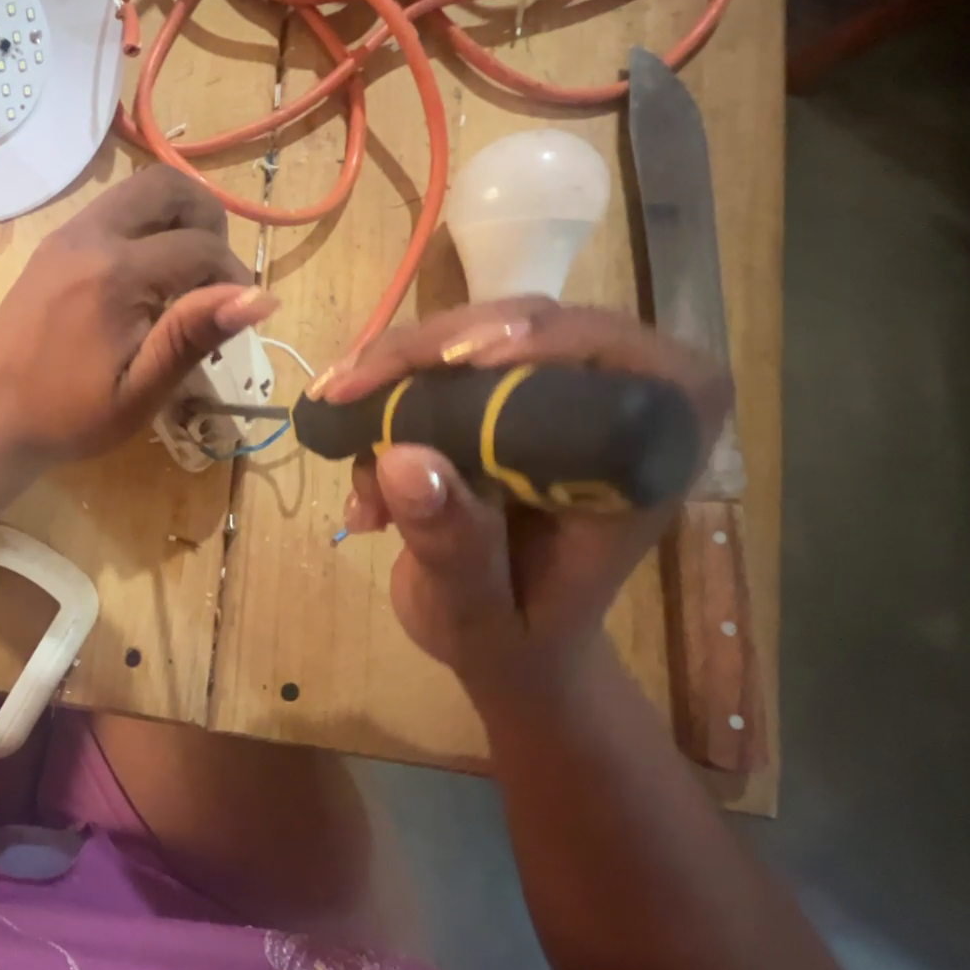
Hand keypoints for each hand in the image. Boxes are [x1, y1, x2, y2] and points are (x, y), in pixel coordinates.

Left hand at [0, 166, 278, 461]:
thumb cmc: (68, 417)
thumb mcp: (139, 391)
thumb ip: (192, 336)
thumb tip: (259, 297)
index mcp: (113, 273)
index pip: (198, 245)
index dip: (231, 276)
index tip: (236, 317)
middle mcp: (87, 237)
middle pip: (167, 187)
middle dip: (206, 219)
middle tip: (212, 274)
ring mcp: (63, 237)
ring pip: (135, 192)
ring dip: (173, 218)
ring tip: (183, 274)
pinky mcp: (49, 248)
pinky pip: (108, 211)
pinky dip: (140, 227)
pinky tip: (143, 279)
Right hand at [311, 298, 731, 692]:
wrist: (502, 641)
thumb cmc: (512, 636)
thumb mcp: (477, 609)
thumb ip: (452, 543)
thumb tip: (403, 457)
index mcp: (636, 462)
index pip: (624, 362)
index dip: (548, 339)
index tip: (457, 362)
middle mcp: (603, 414)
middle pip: (526, 328)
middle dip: (426, 351)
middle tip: (348, 386)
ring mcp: (545, 401)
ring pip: (468, 338)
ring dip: (390, 374)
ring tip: (332, 416)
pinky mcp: (496, 403)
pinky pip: (434, 367)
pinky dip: (380, 397)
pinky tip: (353, 460)